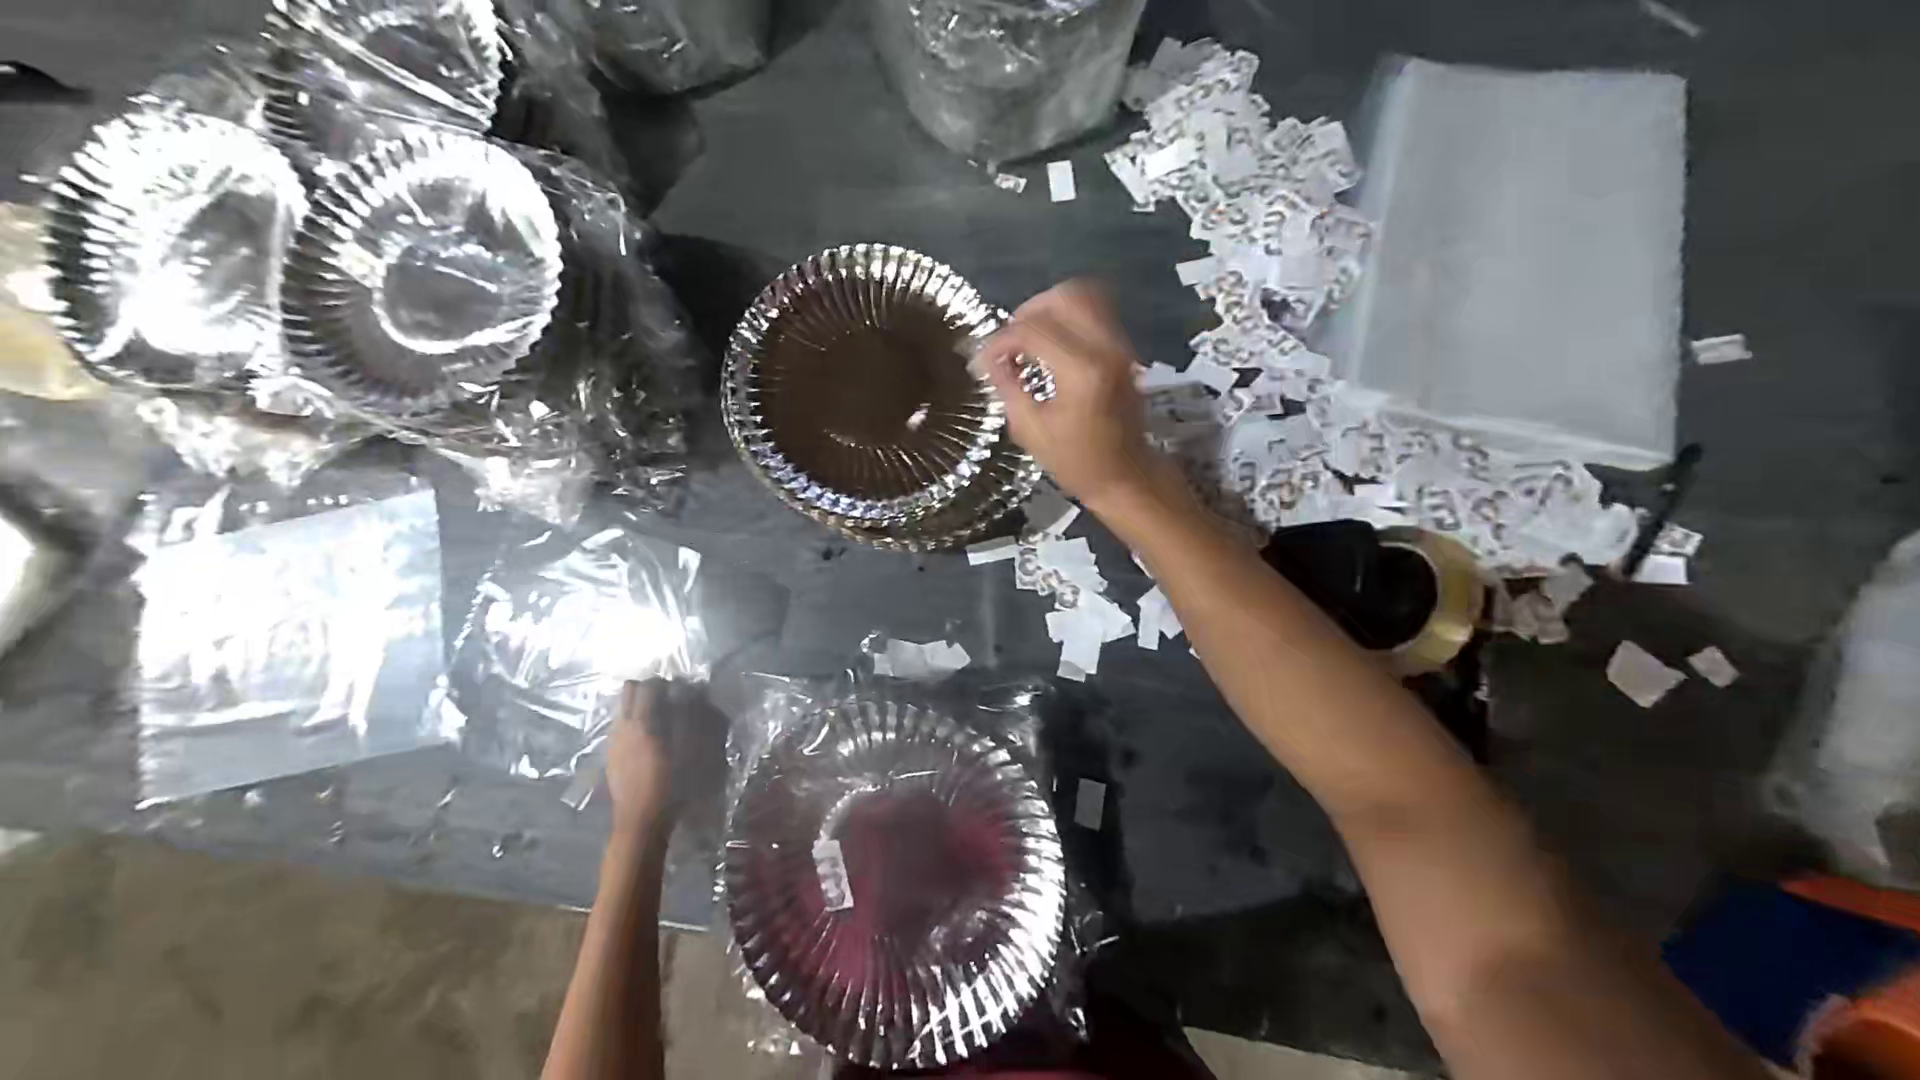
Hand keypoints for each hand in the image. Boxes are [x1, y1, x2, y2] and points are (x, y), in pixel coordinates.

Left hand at [605, 680, 674, 842]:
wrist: (640, 822)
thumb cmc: (671, 787)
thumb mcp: (689, 751)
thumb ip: (689, 719)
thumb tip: (690, 694)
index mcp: (643, 723)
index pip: (649, 685)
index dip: (667, 683)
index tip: (683, 692)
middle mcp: (623, 726)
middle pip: (630, 689)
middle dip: (650, 688)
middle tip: (671, 700)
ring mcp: (614, 740)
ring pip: (624, 706)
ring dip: (642, 705)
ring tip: (663, 719)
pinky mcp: (611, 753)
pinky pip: (621, 724)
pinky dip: (635, 721)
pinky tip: (651, 739)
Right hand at [975, 281, 1183, 511]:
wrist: (1127, 476)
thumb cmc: (1077, 462)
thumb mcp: (1031, 430)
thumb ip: (1007, 386)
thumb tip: (988, 360)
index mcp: (1082, 372)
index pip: (1032, 330)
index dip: (1000, 340)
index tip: (983, 359)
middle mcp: (1106, 348)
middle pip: (1064, 297)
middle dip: (1028, 312)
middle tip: (1009, 340)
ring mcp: (1120, 346)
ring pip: (1084, 297)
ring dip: (1049, 310)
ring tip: (1028, 339)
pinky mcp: (1124, 350)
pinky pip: (1094, 314)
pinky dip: (1066, 320)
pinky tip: (1048, 347)